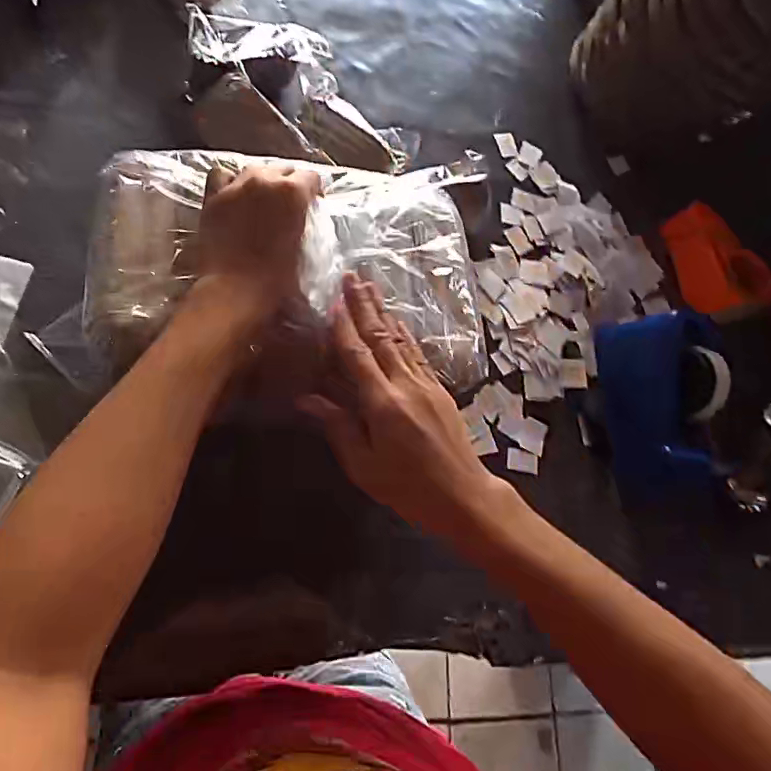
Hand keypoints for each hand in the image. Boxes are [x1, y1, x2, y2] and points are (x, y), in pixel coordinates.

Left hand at [192, 162, 322, 326]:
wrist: (235, 289)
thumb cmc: (277, 278)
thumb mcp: (303, 250)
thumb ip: (305, 227)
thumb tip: (304, 222)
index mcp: (293, 192)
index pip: (311, 177)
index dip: (315, 190)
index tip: (314, 205)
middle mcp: (265, 180)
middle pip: (283, 168)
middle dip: (290, 182)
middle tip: (289, 204)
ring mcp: (236, 186)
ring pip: (254, 168)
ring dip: (263, 180)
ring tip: (263, 198)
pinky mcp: (213, 197)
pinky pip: (222, 174)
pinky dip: (230, 181)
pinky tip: (234, 194)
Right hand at [298, 274, 509, 534]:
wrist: (462, 494)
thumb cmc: (406, 486)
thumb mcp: (363, 465)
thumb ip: (338, 427)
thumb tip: (308, 399)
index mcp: (383, 404)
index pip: (357, 356)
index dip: (344, 327)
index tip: (333, 301)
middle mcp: (406, 385)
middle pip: (381, 337)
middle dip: (364, 305)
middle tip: (353, 276)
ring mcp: (427, 384)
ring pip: (401, 340)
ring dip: (384, 313)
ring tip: (371, 289)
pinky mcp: (439, 390)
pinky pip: (417, 354)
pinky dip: (403, 334)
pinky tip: (396, 323)